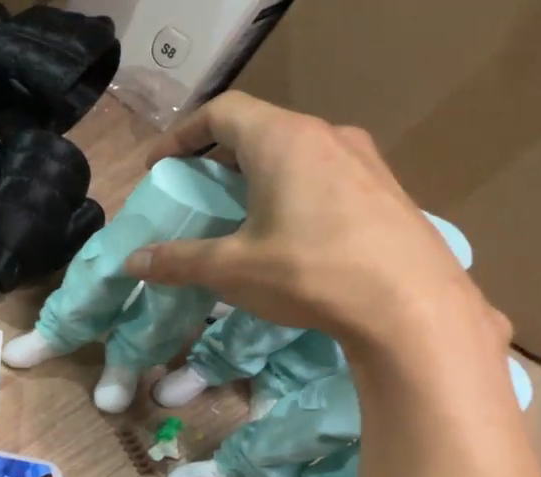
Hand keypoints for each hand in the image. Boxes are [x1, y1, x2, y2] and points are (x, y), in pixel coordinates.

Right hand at [121, 91, 505, 356]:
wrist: (407, 301)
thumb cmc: (309, 271)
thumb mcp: (229, 269)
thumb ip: (177, 260)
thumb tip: (133, 262)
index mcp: (284, 142)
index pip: (223, 112)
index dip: (181, 135)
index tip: (157, 167)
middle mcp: (324, 137)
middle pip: (257, 130)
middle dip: (212, 159)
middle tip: (186, 195)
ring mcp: (358, 159)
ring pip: (288, 153)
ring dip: (249, 176)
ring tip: (226, 215)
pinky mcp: (377, 186)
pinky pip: (315, 173)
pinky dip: (281, 190)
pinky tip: (272, 231)